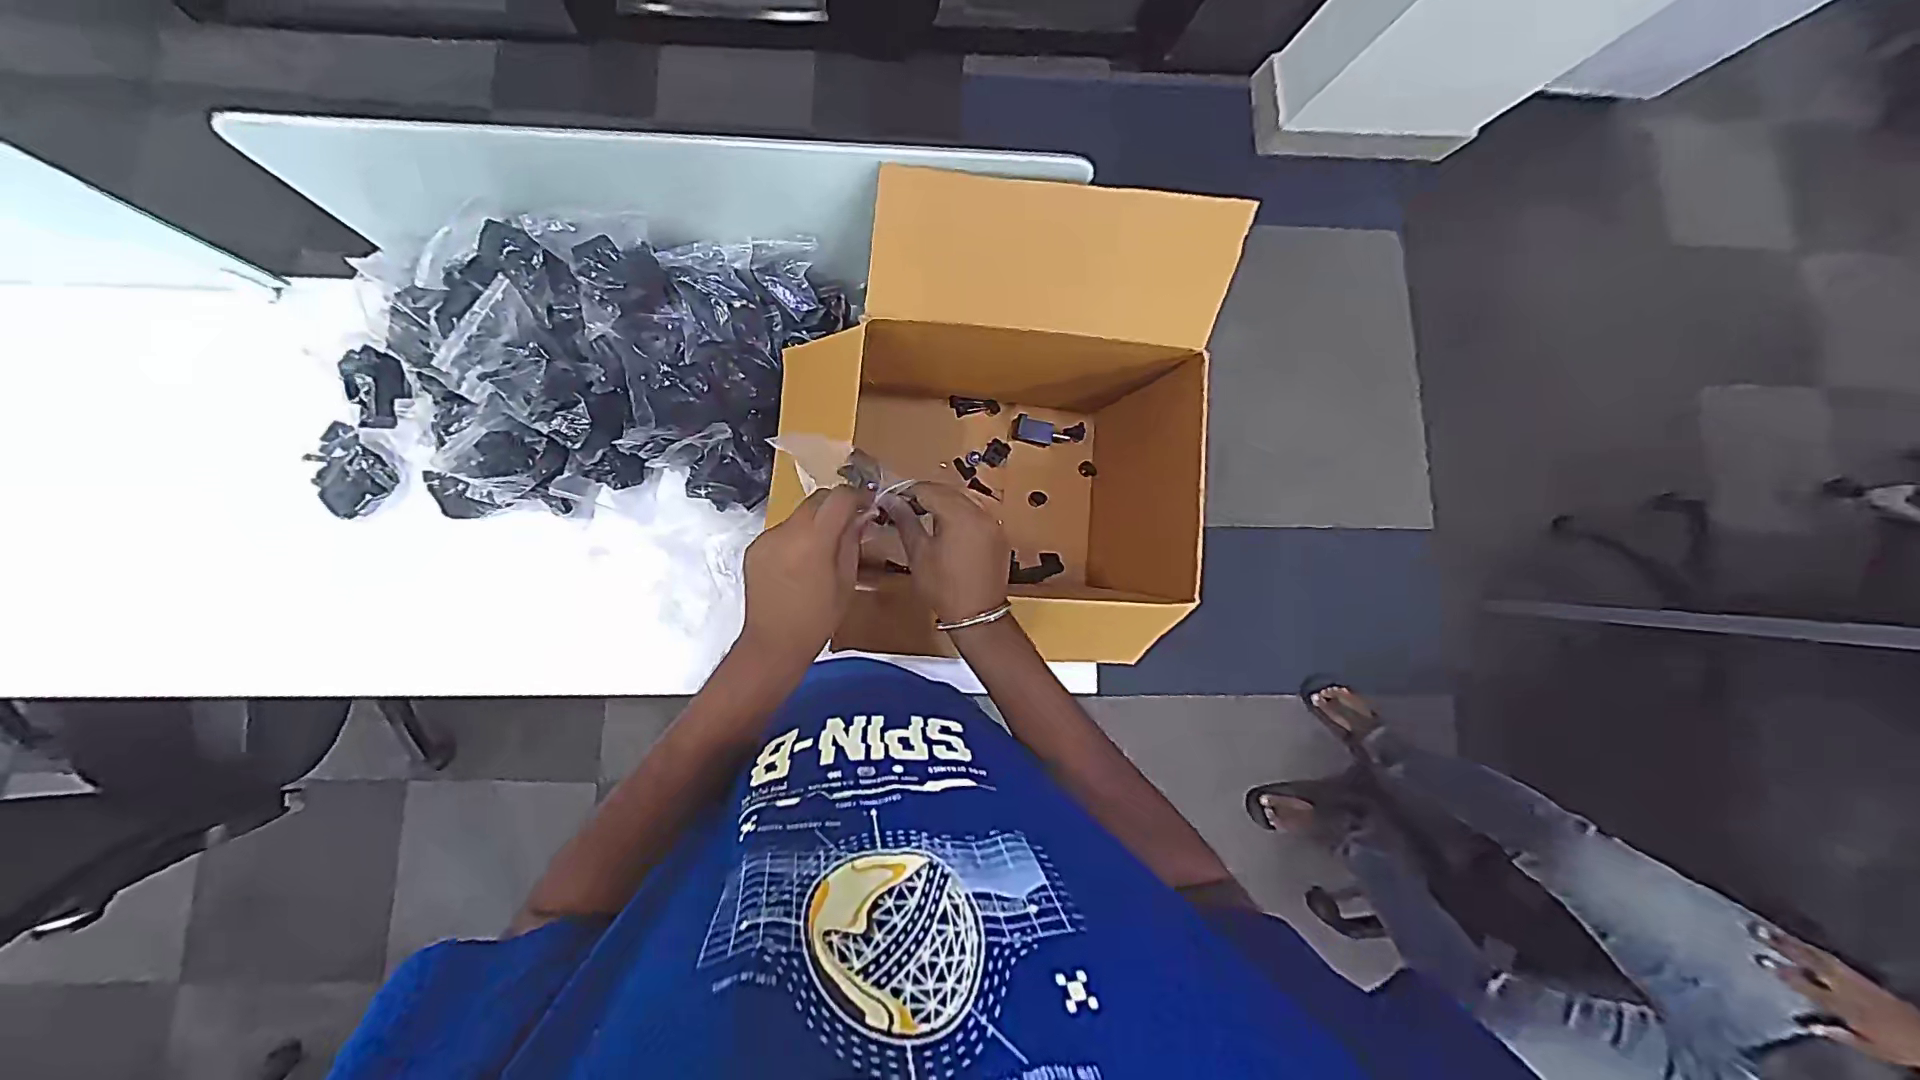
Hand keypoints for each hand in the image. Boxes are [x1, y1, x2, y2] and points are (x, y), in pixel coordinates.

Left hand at [741, 486, 873, 658]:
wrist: (774, 643)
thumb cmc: (818, 618)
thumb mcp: (846, 581)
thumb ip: (852, 542)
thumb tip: (860, 516)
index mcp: (814, 539)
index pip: (840, 497)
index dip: (858, 495)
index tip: (869, 504)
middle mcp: (787, 531)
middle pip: (817, 499)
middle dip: (837, 505)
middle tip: (852, 521)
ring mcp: (767, 538)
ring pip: (799, 516)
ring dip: (816, 522)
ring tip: (826, 548)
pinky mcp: (755, 549)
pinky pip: (782, 532)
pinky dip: (796, 538)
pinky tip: (802, 563)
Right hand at [887, 482, 1008, 623]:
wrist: (977, 615)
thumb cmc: (942, 586)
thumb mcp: (918, 553)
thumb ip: (906, 520)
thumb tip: (890, 499)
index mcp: (959, 515)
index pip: (930, 490)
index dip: (908, 491)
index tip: (892, 499)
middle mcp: (980, 513)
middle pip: (949, 492)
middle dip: (926, 495)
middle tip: (904, 506)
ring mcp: (993, 524)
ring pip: (964, 501)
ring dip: (943, 504)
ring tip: (923, 516)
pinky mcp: (998, 536)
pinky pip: (976, 515)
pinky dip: (959, 515)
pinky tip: (946, 528)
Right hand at [1758, 926, 1919, 1065]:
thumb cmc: (1895, 1045)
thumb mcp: (1870, 1047)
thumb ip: (1839, 1034)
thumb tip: (1808, 1025)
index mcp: (1843, 1006)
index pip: (1806, 986)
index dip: (1783, 973)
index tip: (1759, 958)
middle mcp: (1845, 989)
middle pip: (1810, 965)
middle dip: (1784, 947)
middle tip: (1758, 931)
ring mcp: (1855, 981)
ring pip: (1821, 958)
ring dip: (1796, 944)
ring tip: (1774, 931)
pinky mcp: (1863, 978)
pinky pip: (1834, 960)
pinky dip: (1816, 950)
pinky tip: (1805, 944)